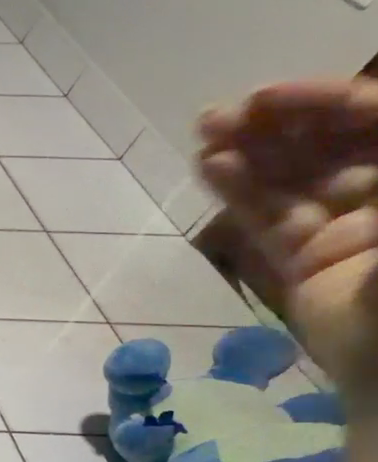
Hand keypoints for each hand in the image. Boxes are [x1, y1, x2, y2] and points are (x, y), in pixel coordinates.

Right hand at [199, 79, 377, 393]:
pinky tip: (208, 169)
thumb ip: (374, 178)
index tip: (268, 96)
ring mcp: (354, 230)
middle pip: (337, 143)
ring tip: (202, 133)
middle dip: (281, 125)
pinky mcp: (310, 263)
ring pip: (296, 178)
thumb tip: (362, 109)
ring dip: (249, 154)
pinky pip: (270, 219)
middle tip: (223, 113)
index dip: (328, 101)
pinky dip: (238, 192)